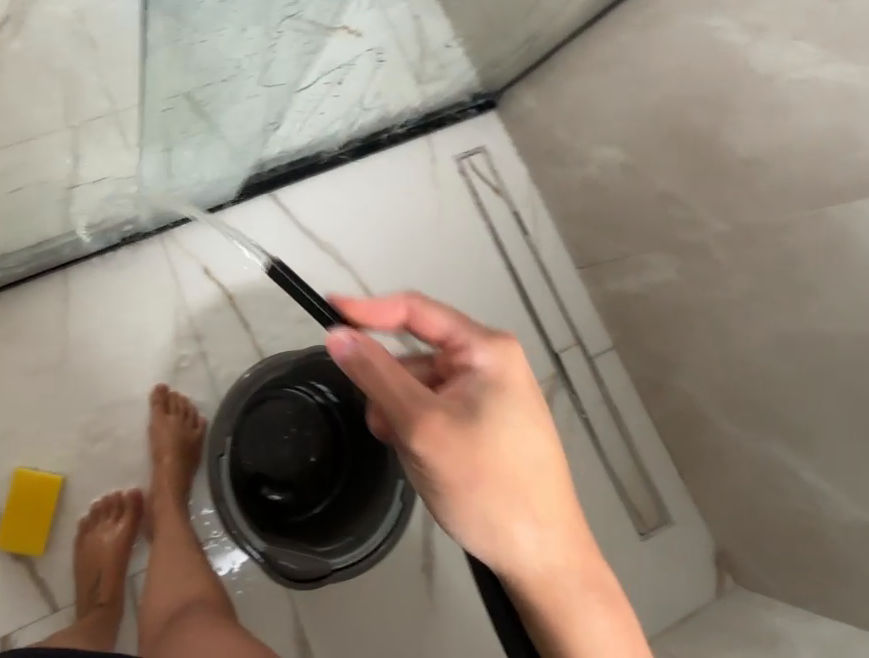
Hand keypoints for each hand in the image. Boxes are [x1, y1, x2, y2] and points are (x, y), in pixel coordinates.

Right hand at [324, 292, 593, 585]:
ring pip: (420, 386)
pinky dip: (418, 429)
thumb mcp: (421, 426)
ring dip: (402, 414)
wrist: (542, 558)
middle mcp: (491, 362)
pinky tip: (424, 460)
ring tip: (410, 454)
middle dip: (390, 387)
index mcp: (486, 348)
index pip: (414, 310)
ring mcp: (491, 394)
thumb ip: (375, 375)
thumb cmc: (487, 485)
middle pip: (415, 354)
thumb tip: (336, 334)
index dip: (367, 310)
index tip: (326, 313)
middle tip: (380, 425)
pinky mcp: (487, 423)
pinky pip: (435, 410)